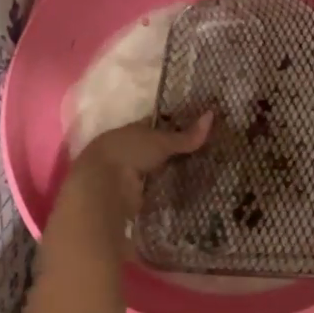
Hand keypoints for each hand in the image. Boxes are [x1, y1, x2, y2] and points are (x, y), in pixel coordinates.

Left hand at [64, 114, 212, 220]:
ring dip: (168, 173)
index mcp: (128, 131)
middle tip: (204, 153)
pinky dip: (163, 191)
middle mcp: (124, 151)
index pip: (154, 125)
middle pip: (153, 149)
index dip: (174, 125)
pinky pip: (151, 190)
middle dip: (173, 152)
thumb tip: (212, 116)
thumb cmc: (128, 153)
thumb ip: (185, 135)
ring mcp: (125, 175)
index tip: (196, 128)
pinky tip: (182, 192)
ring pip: (152, 170)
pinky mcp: (128, 196)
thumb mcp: (160, 142)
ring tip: (199, 173)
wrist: (101, 188)